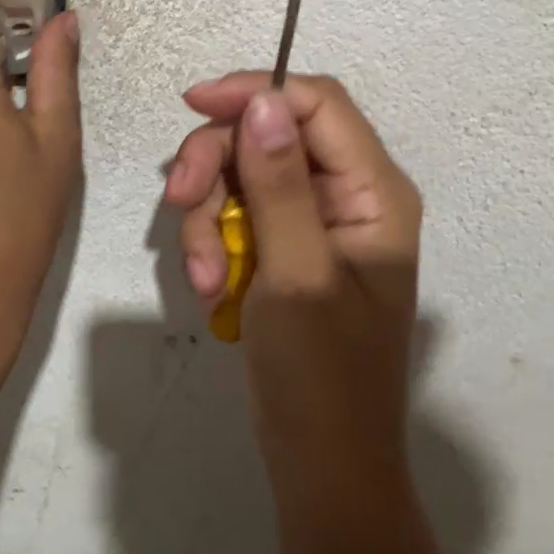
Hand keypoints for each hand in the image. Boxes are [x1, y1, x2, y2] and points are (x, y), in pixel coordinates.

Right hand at [163, 74, 422, 457]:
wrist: (320, 460)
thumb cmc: (322, 376)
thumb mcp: (298, 275)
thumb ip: (280, 185)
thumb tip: (263, 102)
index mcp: (374, 192)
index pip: (316, 105)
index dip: (255, 93)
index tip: (192, 105)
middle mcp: (348, 197)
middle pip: (268, 136)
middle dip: (216, 168)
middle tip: (179, 204)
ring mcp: (314, 225)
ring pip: (241, 177)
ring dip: (206, 219)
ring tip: (204, 280)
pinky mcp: (284, 252)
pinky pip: (235, 218)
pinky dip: (212, 247)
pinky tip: (210, 291)